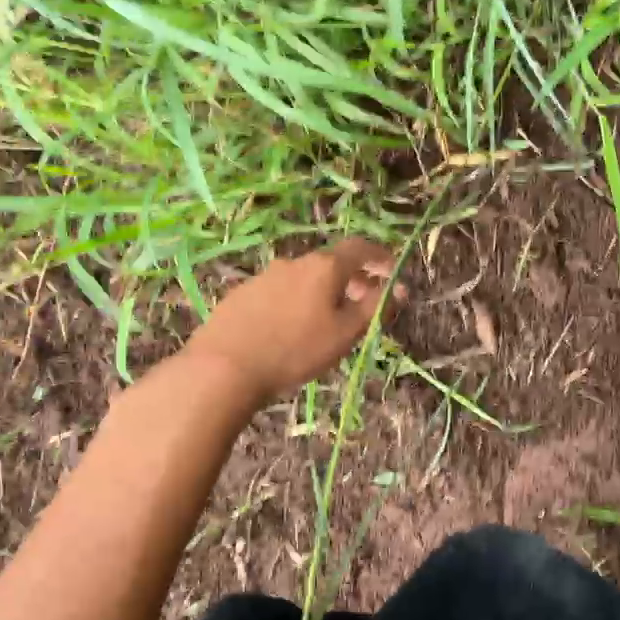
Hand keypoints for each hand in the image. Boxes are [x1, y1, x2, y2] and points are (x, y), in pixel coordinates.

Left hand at [184, 238, 401, 400]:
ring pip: (303, 279)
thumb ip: (375, 307)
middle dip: (351, 280)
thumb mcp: (346, 333)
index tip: (391, 272)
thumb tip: (399, 288)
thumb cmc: (295, 350)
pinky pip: (278, 292)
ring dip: (321, 293)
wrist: (219, 371)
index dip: (380, 257)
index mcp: (325, 267)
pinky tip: (288, 331)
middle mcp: (295, 263)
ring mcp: (263, 277)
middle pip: (331, 264)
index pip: (361, 248)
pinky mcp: (239, 296)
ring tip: (324, 322)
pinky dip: (293, 302)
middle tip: (361, 306)